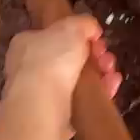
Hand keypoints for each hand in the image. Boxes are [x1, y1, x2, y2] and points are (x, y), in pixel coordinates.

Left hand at [2, 14, 121, 114]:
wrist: (42, 105)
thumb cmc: (50, 59)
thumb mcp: (70, 28)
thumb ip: (82, 23)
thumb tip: (91, 28)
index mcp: (26, 43)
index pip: (53, 35)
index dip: (78, 35)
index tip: (96, 38)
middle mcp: (30, 68)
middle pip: (69, 58)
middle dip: (93, 55)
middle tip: (106, 56)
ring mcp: (42, 94)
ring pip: (77, 80)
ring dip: (99, 72)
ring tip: (111, 71)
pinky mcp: (55, 116)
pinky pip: (82, 100)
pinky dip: (99, 91)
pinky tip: (112, 85)